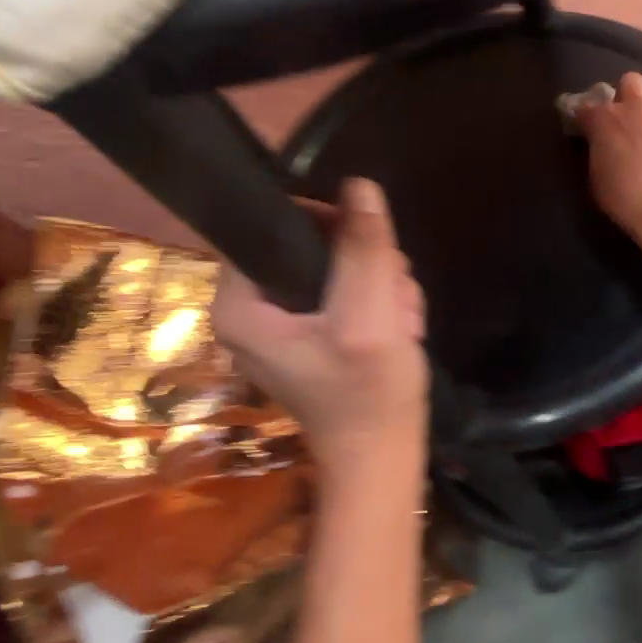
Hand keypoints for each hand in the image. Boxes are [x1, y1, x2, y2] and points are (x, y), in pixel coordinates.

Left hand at [211, 178, 427, 478]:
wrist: (384, 456)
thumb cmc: (367, 394)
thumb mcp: (369, 316)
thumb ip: (363, 250)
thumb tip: (360, 186)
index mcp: (239, 303)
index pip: (271, 228)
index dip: (324, 225)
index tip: (368, 250)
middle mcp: (253, 308)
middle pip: (314, 247)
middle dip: (369, 267)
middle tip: (393, 302)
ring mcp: (286, 323)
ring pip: (342, 267)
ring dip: (384, 286)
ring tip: (401, 323)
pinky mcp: (315, 334)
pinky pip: (352, 291)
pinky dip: (383, 305)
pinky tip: (399, 330)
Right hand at [576, 72, 641, 259]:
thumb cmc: (622, 194)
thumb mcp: (596, 175)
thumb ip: (598, 150)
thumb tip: (602, 145)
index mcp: (605, 118)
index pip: (586, 106)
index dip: (584, 118)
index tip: (584, 129)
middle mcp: (635, 108)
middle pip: (630, 81)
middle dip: (625, 95)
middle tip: (623, 117)